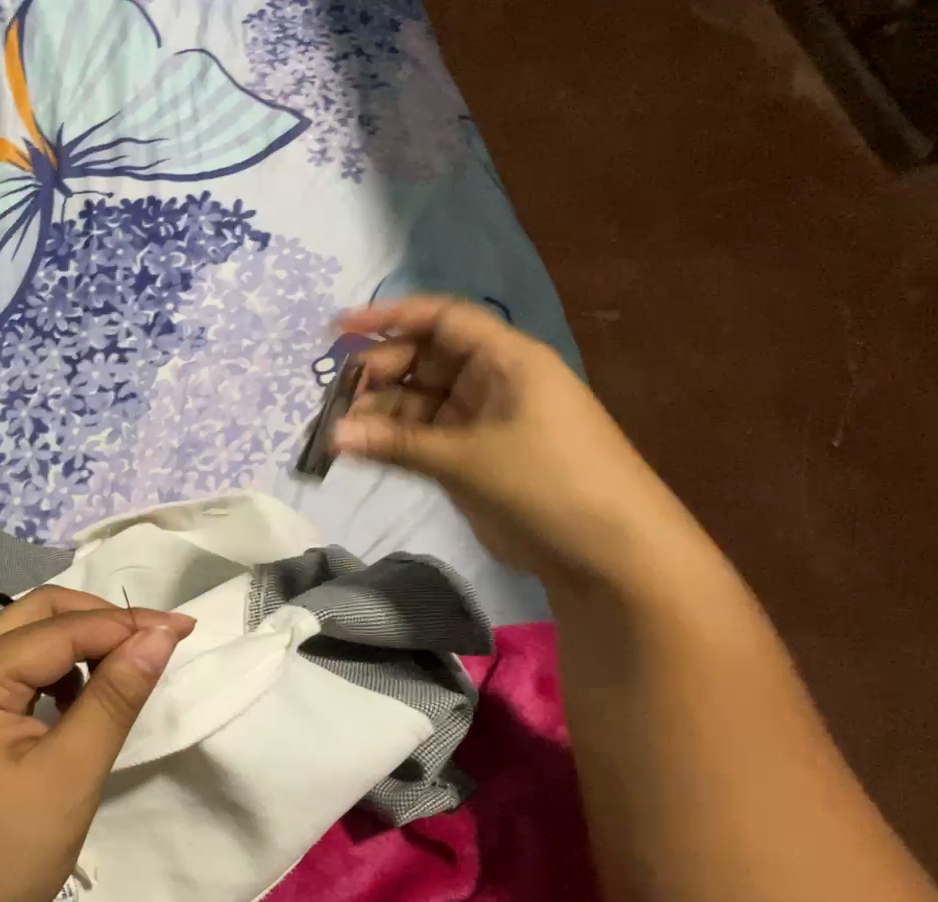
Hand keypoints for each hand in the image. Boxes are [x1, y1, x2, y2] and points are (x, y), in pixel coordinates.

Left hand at [0, 586, 195, 901]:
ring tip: (127, 671)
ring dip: (80, 643)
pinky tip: (84, 700)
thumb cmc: (9, 852)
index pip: (59, 630)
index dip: (124, 625)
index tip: (184, 630)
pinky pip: (18, 667)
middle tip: (159, 641)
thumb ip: (114, 698)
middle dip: (102, 622)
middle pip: (38, 615)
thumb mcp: (71, 773)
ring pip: (28, 636)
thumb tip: (158, 637)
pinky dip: (59, 670)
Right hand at [332, 296, 700, 591]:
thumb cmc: (547, 482)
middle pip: (422, 360)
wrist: (606, 549)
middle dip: (376, 374)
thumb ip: (395, 444)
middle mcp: (490, 380)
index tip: (338, 329)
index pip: (441, 319)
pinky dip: (391, 442)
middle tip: (334, 400)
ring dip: (378, 413)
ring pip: (416, 401)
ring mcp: (480, 419)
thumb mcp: (466, 458)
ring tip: (336, 433)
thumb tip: (330, 435)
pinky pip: (421, 436)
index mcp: (506, 359)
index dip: (389, 317)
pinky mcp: (470, 455)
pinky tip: (356, 450)